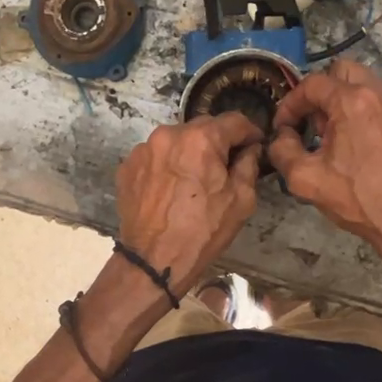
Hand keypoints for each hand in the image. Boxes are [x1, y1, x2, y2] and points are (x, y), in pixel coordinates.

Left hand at [116, 114, 265, 293]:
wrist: (154, 260)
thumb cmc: (203, 231)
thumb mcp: (240, 200)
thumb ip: (248, 165)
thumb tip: (249, 149)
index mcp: (200, 139)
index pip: (233, 121)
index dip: (249, 132)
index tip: (255, 144)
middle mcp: (168, 135)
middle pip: (201, 128)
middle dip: (217, 142)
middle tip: (225, 166)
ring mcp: (143, 149)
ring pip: (175, 141)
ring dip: (188, 153)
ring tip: (194, 180)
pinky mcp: (127, 166)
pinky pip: (155, 157)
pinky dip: (166, 166)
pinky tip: (171, 189)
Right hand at [268, 60, 381, 254]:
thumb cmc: (357, 199)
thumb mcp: (305, 179)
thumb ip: (282, 150)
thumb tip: (282, 136)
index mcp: (352, 102)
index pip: (312, 84)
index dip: (291, 103)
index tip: (284, 126)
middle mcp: (381, 94)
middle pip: (343, 71)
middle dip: (321, 93)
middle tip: (313, 123)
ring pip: (366, 85)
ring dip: (345, 102)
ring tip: (337, 136)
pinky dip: (367, 114)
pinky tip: (362, 146)